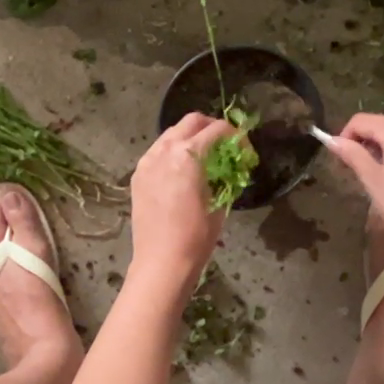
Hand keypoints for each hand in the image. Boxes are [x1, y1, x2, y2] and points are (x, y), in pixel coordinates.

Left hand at [128, 113, 236, 276]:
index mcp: (188, 155)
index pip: (218, 130)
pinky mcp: (138, 175)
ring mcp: (147, 161)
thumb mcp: (219, 204)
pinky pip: (157, 151)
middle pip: (192, 121)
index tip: (245, 151)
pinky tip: (182, 171)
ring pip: (171, 133)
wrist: (161, 262)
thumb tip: (227, 168)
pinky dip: (173, 152)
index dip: (237, 137)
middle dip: (212, 128)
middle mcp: (164, 150)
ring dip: (191, 137)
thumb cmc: (195, 237)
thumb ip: (223, 177)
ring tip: (204, 157)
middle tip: (225, 145)